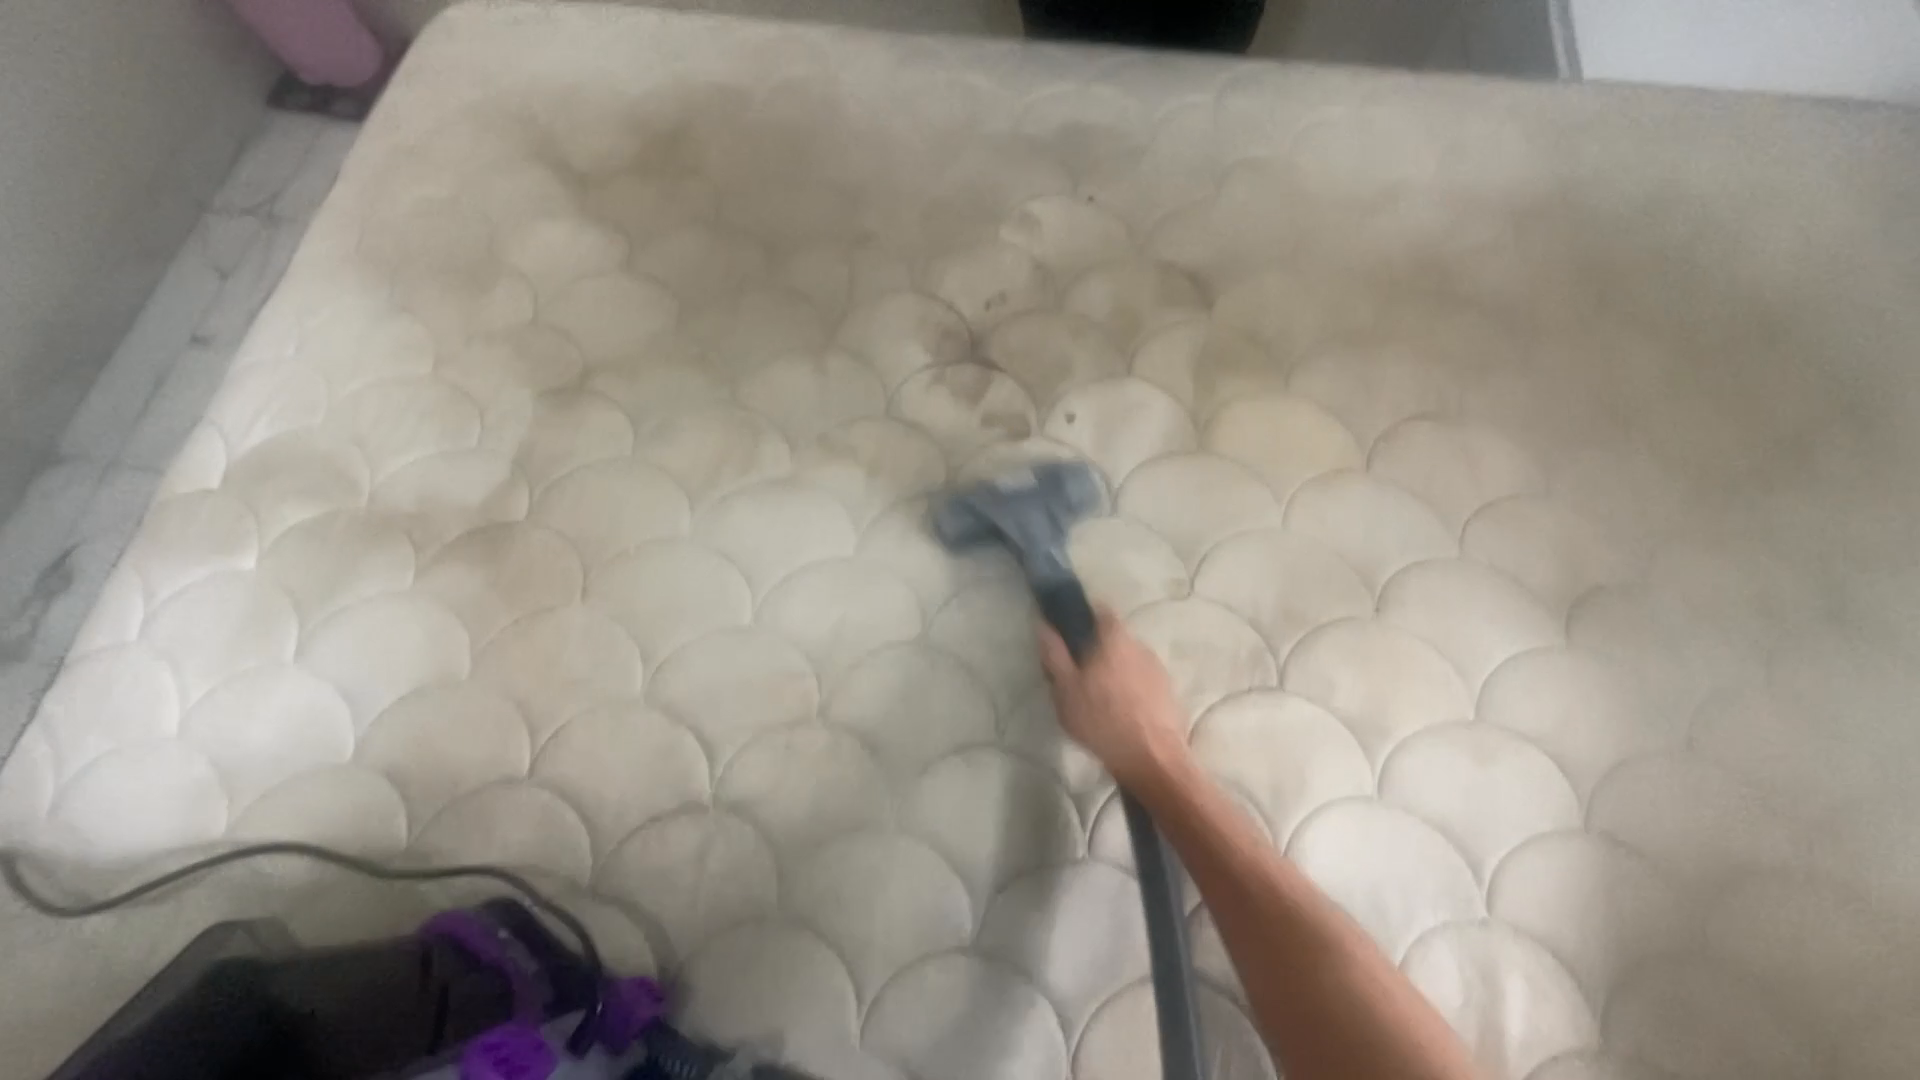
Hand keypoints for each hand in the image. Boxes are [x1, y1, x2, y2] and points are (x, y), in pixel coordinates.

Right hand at [1036, 605, 1191, 789]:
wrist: (1152, 759)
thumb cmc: (1101, 720)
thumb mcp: (1065, 689)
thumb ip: (1054, 653)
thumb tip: (1043, 623)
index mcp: (1114, 638)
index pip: (1100, 610)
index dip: (1083, 616)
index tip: (1068, 634)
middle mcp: (1140, 645)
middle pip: (1114, 637)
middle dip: (1096, 649)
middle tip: (1077, 673)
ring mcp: (1158, 668)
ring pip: (1129, 659)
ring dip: (1114, 669)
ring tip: (1099, 697)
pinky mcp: (1168, 691)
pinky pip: (1142, 679)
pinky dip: (1130, 687)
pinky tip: (1121, 711)